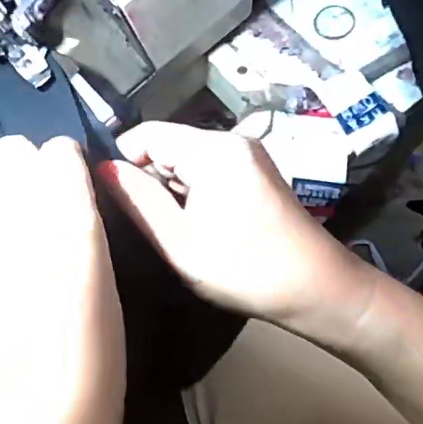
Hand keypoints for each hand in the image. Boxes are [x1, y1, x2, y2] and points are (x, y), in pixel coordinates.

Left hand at [0, 136, 124, 423]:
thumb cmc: (80, 402)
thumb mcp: (108, 311)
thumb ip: (85, 238)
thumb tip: (63, 195)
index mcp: (63, 230)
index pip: (55, 154)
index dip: (65, 175)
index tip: (70, 202)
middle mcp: (1, 222)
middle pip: (7, 156)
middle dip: (23, 182)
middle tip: (35, 230)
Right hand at [97, 122, 385, 348]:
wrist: (320, 289)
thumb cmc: (246, 268)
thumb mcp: (178, 241)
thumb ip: (137, 201)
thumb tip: (102, 169)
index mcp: (212, 149)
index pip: (145, 134)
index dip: (121, 162)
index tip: (113, 201)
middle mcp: (232, 141)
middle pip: (167, 145)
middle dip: (148, 179)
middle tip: (141, 224)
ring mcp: (249, 156)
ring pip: (187, 161)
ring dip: (171, 190)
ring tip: (170, 230)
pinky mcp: (257, 173)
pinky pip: (209, 171)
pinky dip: (193, 194)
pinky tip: (197, 228)